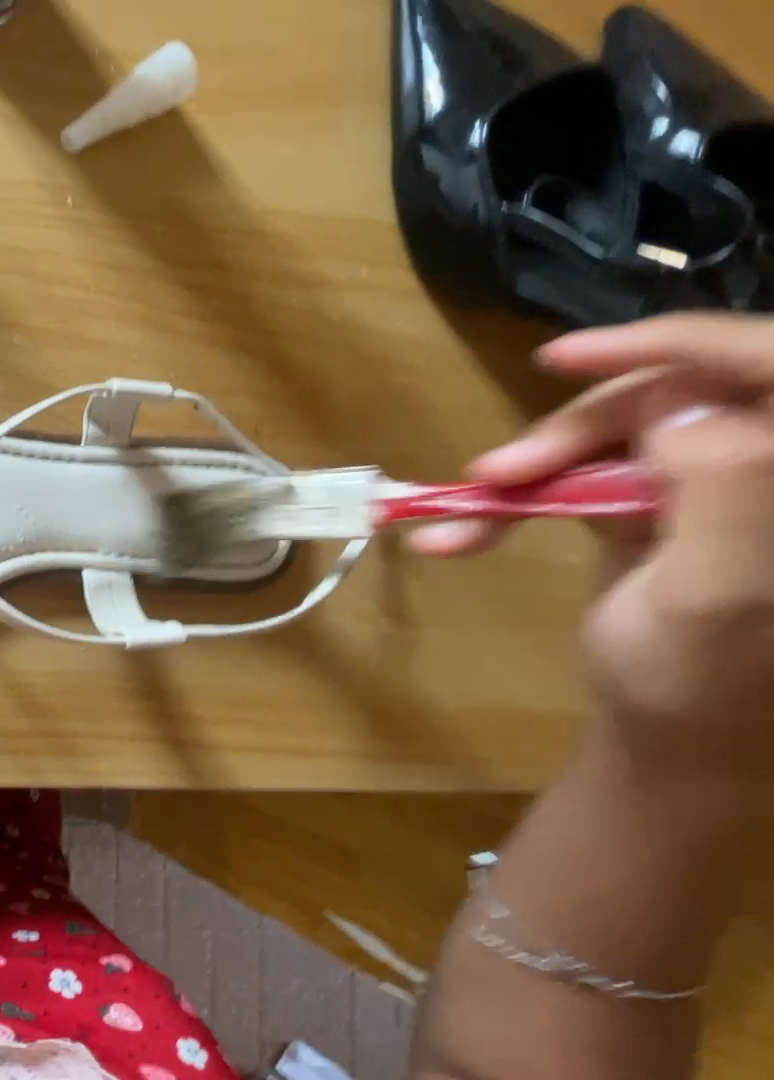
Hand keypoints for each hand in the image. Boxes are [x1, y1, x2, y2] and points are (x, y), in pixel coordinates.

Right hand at [410, 313, 773, 781]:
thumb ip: (727, 491)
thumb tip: (681, 404)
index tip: (559, 359)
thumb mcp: (716, 595)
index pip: (769, 366)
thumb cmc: (697, 680)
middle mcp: (765, 465)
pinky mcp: (652, 504)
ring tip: (464, 515)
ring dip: (527, 472)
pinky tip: (461, 535)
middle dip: (570, 433)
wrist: (666, 739)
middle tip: (492, 474)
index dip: (673, 344)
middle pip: (668, 399)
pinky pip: (576, 477)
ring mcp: (708, 483)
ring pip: (609, 436)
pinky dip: (513, 503)